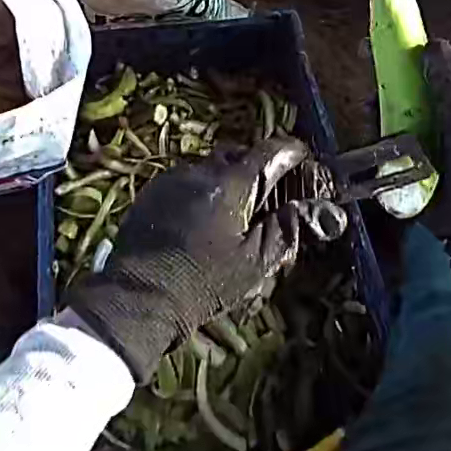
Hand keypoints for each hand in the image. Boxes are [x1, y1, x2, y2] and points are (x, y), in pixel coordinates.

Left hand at [67, 136, 309, 380]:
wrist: (138, 298)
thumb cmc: (203, 282)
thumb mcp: (254, 263)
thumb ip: (286, 229)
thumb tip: (313, 206)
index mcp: (231, 185)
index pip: (268, 152)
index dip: (289, 151)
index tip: (302, 155)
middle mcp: (201, 171)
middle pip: (236, 154)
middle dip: (255, 164)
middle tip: (267, 187)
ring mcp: (172, 179)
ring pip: (209, 166)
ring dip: (226, 177)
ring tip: (233, 205)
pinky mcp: (152, 192)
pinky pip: (185, 179)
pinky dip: (201, 189)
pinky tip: (201, 216)